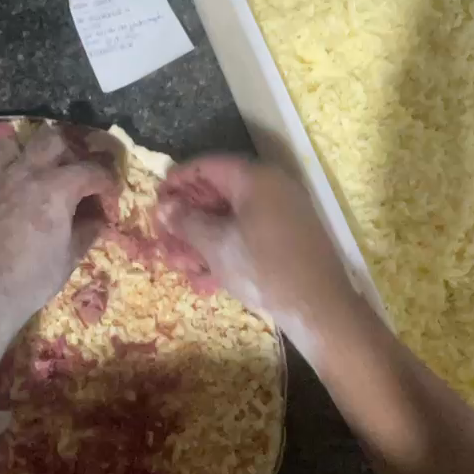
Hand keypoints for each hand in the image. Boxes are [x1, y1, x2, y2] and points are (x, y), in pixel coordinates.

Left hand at [0, 124, 120, 329]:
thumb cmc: (30, 281)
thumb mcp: (69, 259)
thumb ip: (88, 230)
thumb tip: (99, 218)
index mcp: (55, 188)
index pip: (92, 170)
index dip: (107, 182)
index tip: (111, 196)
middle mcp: (24, 173)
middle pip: (53, 140)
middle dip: (72, 152)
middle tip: (77, 175)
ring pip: (14, 144)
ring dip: (31, 153)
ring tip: (37, 173)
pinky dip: (3, 172)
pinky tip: (7, 190)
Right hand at [157, 156, 359, 334]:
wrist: (317, 307)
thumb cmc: (262, 268)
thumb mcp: (216, 245)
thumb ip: (186, 221)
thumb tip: (163, 207)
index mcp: (255, 178)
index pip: (208, 166)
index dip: (177, 181)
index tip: (155, 200)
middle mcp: (272, 188)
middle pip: (219, 193)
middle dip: (187, 217)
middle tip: (163, 237)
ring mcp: (283, 213)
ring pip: (232, 219)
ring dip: (202, 239)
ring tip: (179, 264)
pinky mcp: (288, 238)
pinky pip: (248, 235)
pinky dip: (225, 250)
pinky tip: (204, 276)